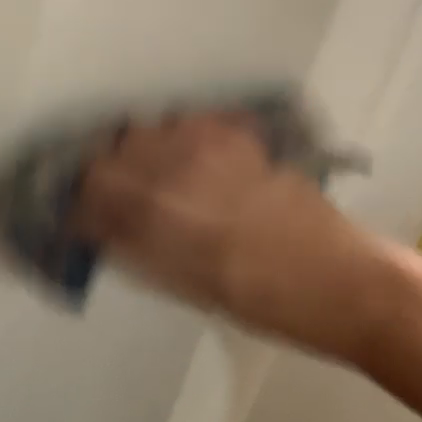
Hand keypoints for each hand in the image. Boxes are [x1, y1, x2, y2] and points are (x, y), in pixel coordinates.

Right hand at [74, 113, 399, 360]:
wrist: (343, 281)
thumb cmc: (262, 299)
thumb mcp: (185, 286)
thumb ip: (134, 246)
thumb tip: (93, 225)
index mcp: (158, 212)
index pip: (90, 185)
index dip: (78, 199)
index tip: (79, 212)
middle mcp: (174, 167)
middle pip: (109, 148)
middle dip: (103, 170)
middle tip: (111, 193)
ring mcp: (206, 143)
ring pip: (144, 129)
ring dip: (137, 149)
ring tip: (151, 173)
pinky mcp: (234, 132)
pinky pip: (184, 122)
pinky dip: (176, 138)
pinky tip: (190, 159)